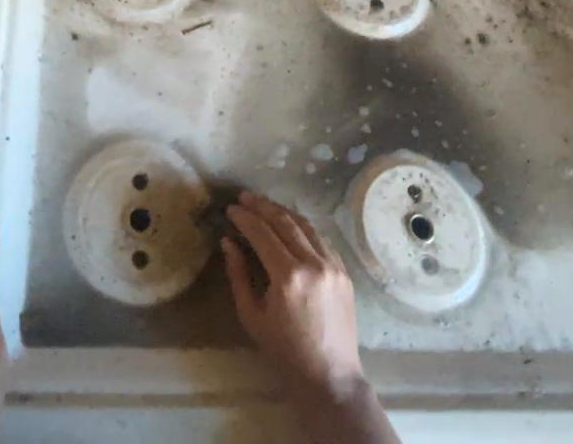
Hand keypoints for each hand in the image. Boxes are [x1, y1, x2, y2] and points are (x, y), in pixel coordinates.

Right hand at [225, 192, 400, 443]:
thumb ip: (238, 274)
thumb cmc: (284, 350)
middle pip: (285, 222)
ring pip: (306, 225)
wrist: (329, 375)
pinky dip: (303, 227)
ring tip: (264, 205)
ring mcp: (333, 265)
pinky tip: (290, 225)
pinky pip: (321, 239)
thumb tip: (228, 242)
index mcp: (288, 276)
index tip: (230, 208)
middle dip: (262, 206)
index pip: (262, 233)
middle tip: (244, 197)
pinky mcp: (344, 272)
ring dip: (283, 211)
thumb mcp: (251, 315)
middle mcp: (313, 263)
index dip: (244, 218)